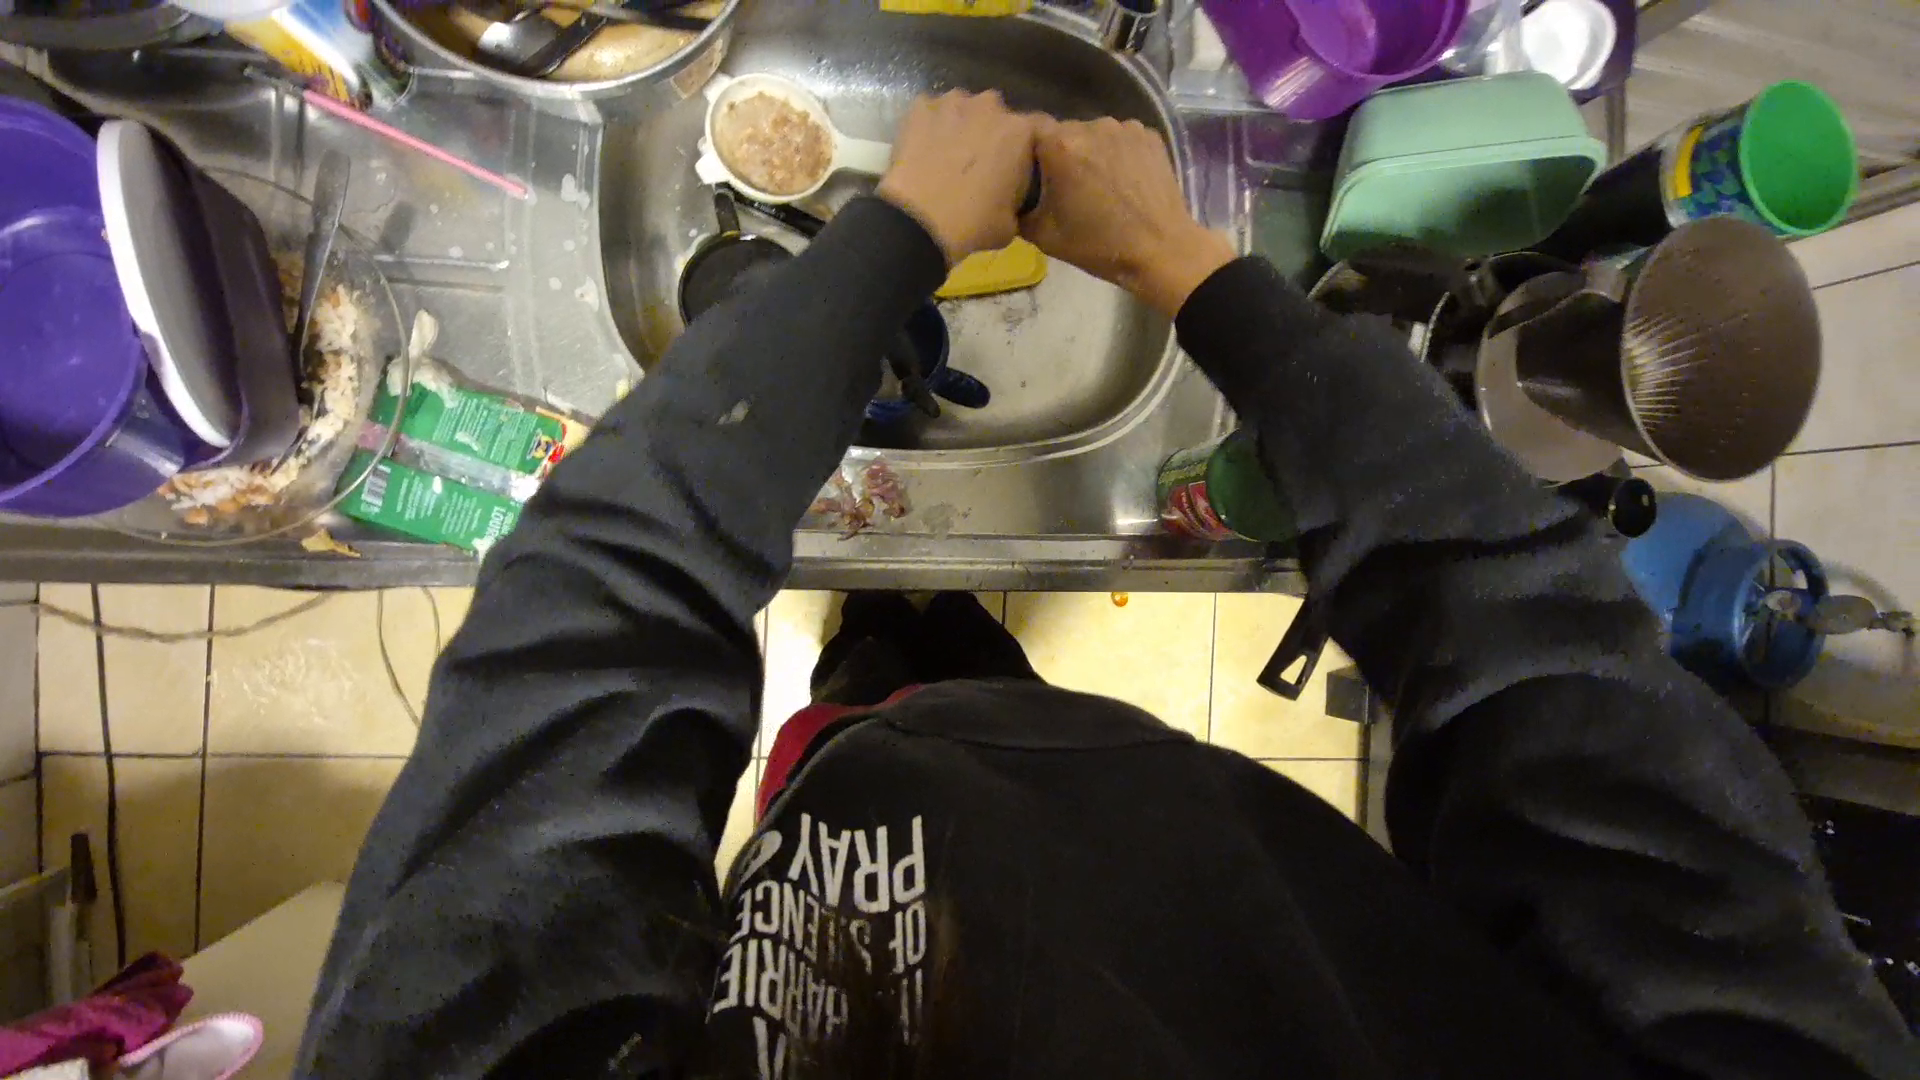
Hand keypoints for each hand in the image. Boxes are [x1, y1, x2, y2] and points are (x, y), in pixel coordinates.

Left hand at [877, 91, 1038, 265]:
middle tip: (979, 168)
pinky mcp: (919, 107)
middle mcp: (990, 105)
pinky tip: (923, 151)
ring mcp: (952, 102)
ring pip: (962, 110)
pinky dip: (929, 128)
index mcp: (1020, 132)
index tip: (1014, 173)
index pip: (1034, 132)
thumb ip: (1016, 200)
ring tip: (948, 159)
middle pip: (996, 115)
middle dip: (990, 135)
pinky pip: (930, 114)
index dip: (1023, 153)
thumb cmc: (974, 225)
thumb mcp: (1011, 224)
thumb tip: (1007, 200)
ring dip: (960, 127)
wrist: (920, 224)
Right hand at [1021, 117, 1235, 317]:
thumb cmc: (1098, 246)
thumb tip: (1014, 198)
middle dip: (1061, 156)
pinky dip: (1117, 155)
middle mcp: (1092, 125)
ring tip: (1098, 185)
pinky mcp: (1149, 135)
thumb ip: (1021, 211)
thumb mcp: (1045, 237)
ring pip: (1094, 135)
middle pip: (1064, 132)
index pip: (1031, 132)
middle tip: (1066, 188)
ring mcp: (1124, 128)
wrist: (1159, 250)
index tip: (1032, 175)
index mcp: (1061, 146)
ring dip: (1090, 154)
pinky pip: (1121, 139)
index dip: (1028, 153)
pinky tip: (1122, 181)